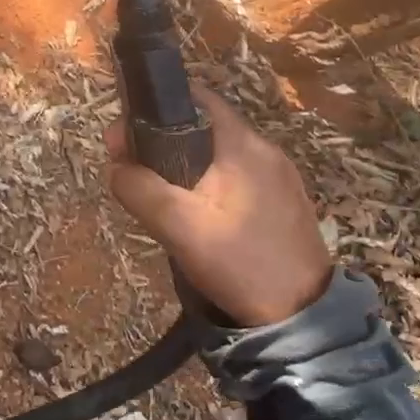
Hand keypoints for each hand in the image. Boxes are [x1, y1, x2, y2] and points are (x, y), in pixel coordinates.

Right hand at [104, 86, 333, 326]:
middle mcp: (266, 151)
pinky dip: (206, 182)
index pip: (194, 97)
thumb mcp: (173, 223)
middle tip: (132, 170)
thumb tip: (115, 165)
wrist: (304, 322)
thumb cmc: (238, 261)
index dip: (153, 105)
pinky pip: (234, 176)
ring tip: (159, 195)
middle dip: (160, 139)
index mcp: (243, 145)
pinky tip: (194, 212)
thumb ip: (134, 185)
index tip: (126, 134)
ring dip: (181, 163)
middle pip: (200, 125)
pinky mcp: (284, 203)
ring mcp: (280, 178)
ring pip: (215, 152)